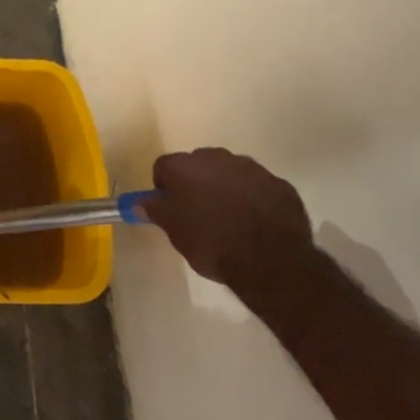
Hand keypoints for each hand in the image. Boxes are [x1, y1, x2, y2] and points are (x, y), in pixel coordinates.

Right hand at [145, 148, 315, 289]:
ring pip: (231, 173)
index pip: (163, 167)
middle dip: (197, 182)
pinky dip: (255, 199)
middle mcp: (216, 158)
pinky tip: (257, 223)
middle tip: (200, 213)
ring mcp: (252, 169)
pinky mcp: (281, 185)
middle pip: (198, 164)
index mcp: (184, 166)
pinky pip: (259, 187)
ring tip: (231, 219)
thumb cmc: (211, 243)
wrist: (271, 261)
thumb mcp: (173, 231)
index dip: (164, 188)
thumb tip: (139, 202)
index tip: (171, 210)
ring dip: (227, 188)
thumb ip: (154, 210)